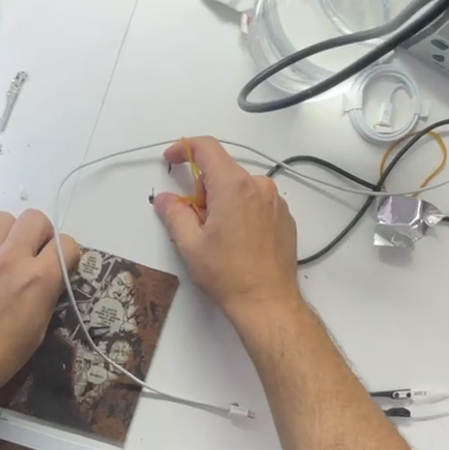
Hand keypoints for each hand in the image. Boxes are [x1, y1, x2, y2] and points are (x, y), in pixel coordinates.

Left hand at [0, 208, 77, 405]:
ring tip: (9, 255)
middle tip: (36, 255)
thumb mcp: (38, 329)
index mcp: (39, 279)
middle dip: (42, 234)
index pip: (66, 243)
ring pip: (5, 218)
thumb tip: (48, 280)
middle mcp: (13, 258)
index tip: (61, 266)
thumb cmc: (1, 356)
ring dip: (13, 232)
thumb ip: (46, 295)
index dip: (68, 254)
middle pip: (35, 218)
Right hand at [152, 137, 300, 323]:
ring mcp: (275, 201)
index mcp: (233, 186)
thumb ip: (174, 214)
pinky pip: (256, 202)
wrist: (267, 301)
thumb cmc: (229, 275)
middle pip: (223, 170)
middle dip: (202, 187)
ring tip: (216, 235)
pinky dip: (241, 210)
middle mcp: (258, 186)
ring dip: (222, 200)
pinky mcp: (283, 217)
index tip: (172, 159)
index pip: (206, 148)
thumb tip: (165, 200)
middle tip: (192, 218)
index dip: (184, 149)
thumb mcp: (190, 245)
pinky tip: (235, 240)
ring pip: (240, 187)